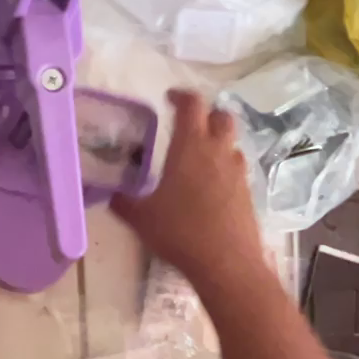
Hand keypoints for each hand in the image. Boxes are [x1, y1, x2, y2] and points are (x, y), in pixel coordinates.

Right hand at [113, 90, 266, 291]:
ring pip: (232, 143)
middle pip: (221, 115)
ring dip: (218, 142)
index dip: (181, 96)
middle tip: (189, 126)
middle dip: (206, 114)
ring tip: (199, 158)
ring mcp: (238, 171)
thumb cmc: (179, 232)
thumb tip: (110, 194)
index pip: (191, 104)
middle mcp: (218, 151)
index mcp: (190, 146)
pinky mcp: (248, 192)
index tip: (169, 98)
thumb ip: (124, 202)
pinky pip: (237, 169)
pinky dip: (224, 169)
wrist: (226, 263)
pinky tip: (211, 188)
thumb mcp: (141, 218)